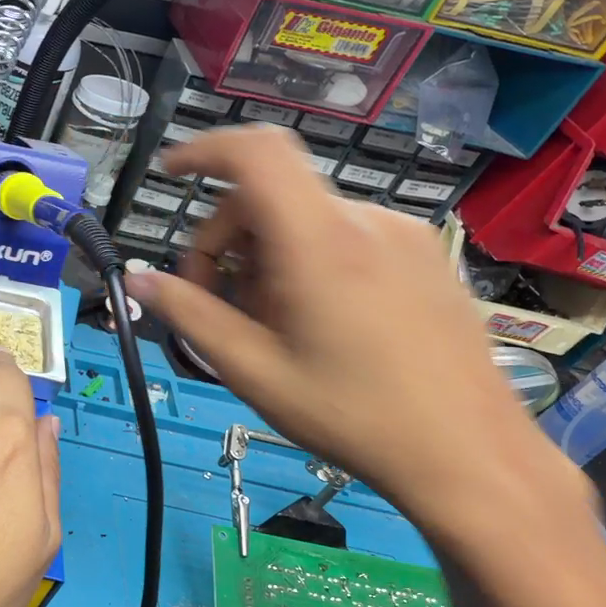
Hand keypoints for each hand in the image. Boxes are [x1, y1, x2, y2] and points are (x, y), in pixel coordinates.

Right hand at [129, 125, 585, 534]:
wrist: (469, 455)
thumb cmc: (351, 415)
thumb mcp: (252, 369)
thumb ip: (189, 315)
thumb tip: (136, 279)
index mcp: (319, 243)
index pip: (256, 154)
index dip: (204, 151)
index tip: (170, 174)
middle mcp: (364, 223)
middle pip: (269, 195)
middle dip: (222, 239)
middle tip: (209, 303)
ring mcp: (402, 236)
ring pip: (303, 219)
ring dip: (261, 256)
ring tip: (264, 324)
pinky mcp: (422, 256)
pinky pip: (341, 236)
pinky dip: (302, 260)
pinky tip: (309, 320)